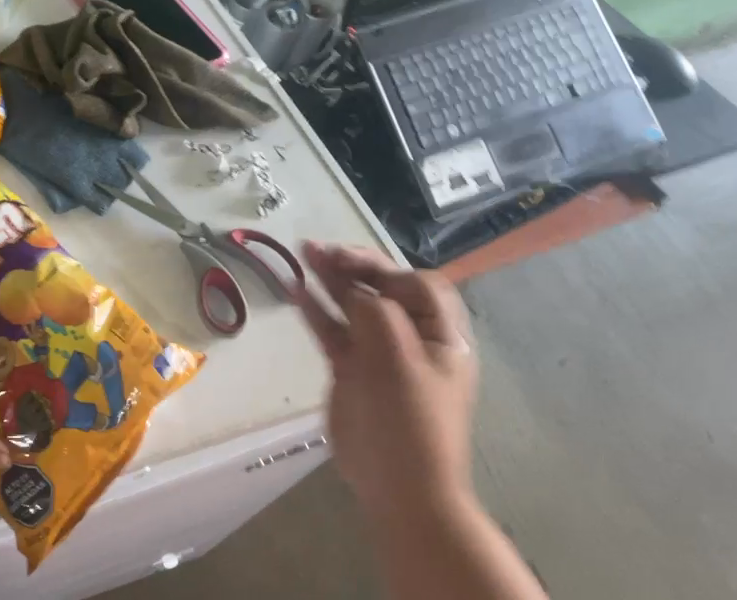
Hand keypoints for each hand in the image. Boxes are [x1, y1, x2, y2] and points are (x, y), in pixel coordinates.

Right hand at [291, 242, 476, 524]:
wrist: (400, 487)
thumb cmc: (410, 420)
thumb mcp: (398, 358)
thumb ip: (374, 312)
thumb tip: (350, 288)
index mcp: (440, 335)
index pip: (415, 283)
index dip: (382, 266)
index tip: (345, 261)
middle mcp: (412, 338)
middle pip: (381, 288)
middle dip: (351, 265)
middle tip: (317, 249)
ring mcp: (380, 354)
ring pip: (353, 306)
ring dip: (329, 281)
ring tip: (301, 255)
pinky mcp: (352, 370)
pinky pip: (334, 331)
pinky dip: (316, 310)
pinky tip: (295, 292)